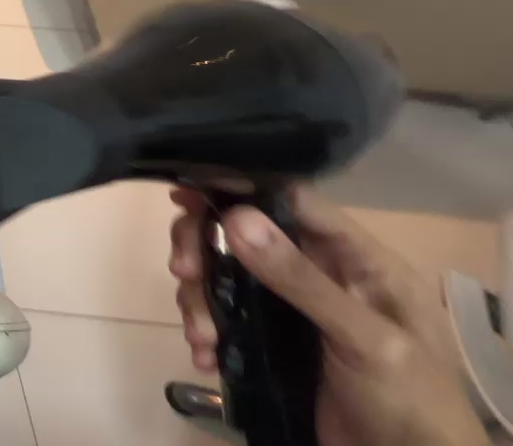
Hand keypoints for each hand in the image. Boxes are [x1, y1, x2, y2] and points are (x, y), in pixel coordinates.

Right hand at [168, 186, 488, 445]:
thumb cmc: (409, 404)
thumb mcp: (366, 342)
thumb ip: (302, 281)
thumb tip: (235, 216)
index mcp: (359, 262)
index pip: (292, 201)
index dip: (238, 188)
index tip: (185, 191)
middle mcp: (321, 271)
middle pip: (241, 229)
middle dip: (201, 246)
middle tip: (182, 271)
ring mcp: (290, 301)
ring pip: (221, 268)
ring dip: (198, 296)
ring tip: (200, 335)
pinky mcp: (268, 331)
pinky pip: (219, 308)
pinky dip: (203, 325)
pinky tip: (204, 352)